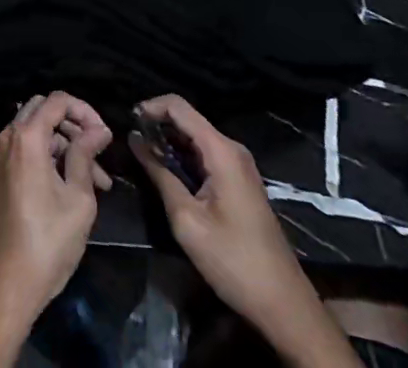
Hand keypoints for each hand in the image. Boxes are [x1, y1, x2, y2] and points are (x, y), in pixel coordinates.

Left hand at [0, 93, 111, 367]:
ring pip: (42, 132)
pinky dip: (57, 159)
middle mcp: (11, 139)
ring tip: (101, 180)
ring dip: (71, 147)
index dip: (85, 110)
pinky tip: (84, 185)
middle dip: (76, 125)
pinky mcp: (7, 174)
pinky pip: (33, 151)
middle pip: (46, 110)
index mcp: (27, 138)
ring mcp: (5, 157)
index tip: (105, 134)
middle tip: (100, 148)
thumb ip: (86, 154)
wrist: (11, 283)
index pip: (58, 100)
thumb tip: (100, 129)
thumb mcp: (79, 196)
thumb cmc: (50, 240)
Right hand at [131, 95, 359, 367]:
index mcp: (222, 151)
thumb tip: (136, 140)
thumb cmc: (232, 260)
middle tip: (127, 143)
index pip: (180, 107)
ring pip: (194, 138)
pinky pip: (204, 156)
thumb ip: (160, 175)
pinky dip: (181, 158)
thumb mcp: (187, 220)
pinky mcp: (237, 180)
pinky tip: (163, 173)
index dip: (151, 107)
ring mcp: (237, 164)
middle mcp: (232, 148)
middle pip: (187, 120)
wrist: (280, 299)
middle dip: (156, 126)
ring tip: (139, 157)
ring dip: (167, 143)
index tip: (126, 122)